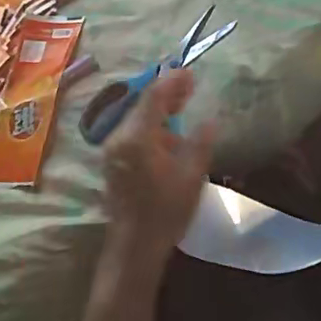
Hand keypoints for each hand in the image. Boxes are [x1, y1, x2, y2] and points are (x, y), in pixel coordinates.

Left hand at [100, 67, 214, 269]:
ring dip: (159, 110)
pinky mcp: (113, 162)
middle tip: (191, 86)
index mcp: (137, 138)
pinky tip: (169, 133)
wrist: (135, 246)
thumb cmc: (166, 211)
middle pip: (142, 105)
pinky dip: (151, 125)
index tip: (191, 73)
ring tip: (183, 106)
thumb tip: (208, 121)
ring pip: (137, 118)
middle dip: (166, 93)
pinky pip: (132, 132)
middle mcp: (119, 139)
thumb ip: (200, 142)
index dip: (172, 81)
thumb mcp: (192, 175)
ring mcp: (112, 151)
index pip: (153, 97)